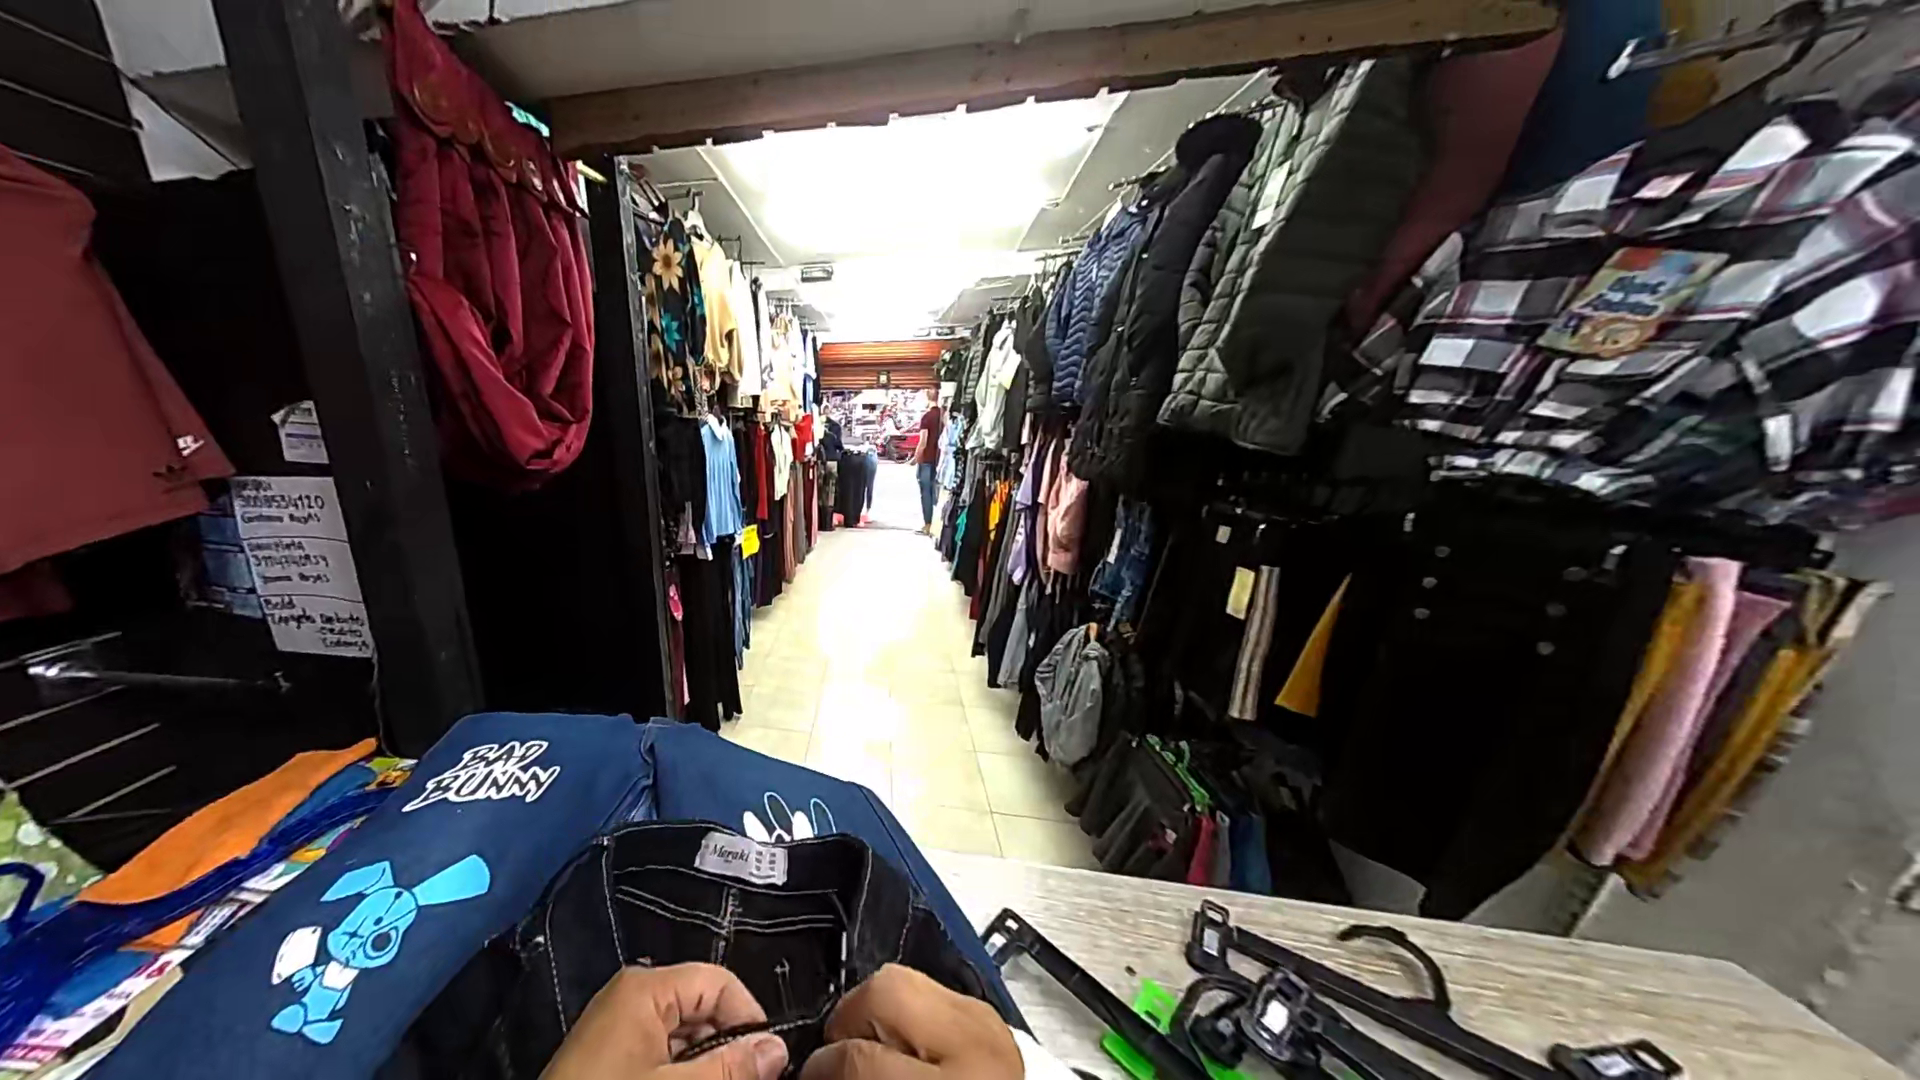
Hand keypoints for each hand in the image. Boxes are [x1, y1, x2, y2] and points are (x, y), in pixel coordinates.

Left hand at [541, 964, 789, 1079]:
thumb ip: (730, 1068)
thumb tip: (779, 1049)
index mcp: (646, 988)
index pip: (718, 983)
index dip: (747, 1018)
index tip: (767, 1063)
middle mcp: (632, 996)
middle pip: (702, 1009)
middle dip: (725, 1048)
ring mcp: (616, 1028)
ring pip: (683, 1036)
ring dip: (704, 1066)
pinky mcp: (605, 1060)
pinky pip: (658, 1055)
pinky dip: (679, 1075)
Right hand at [800, 965, 1020, 1079]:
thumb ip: (864, 1079)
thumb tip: (821, 1067)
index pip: (861, 1058)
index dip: (822, 1065)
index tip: (807, 1073)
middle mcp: (970, 1042)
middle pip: (888, 989)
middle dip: (849, 1014)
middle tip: (835, 1052)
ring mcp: (984, 1020)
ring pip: (909, 978)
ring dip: (876, 1007)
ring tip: (864, 1043)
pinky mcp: (989, 1015)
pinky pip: (933, 992)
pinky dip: (907, 1010)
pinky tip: (900, 1042)